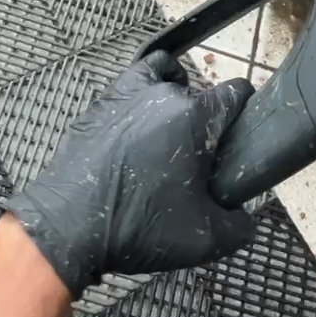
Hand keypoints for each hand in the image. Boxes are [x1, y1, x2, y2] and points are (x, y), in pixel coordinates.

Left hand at [7, 52, 255, 295]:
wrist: (70, 225)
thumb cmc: (137, 227)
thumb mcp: (205, 240)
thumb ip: (239, 224)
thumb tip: (245, 215)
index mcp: (196, 117)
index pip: (237, 93)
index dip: (244, 112)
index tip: (237, 136)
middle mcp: (166, 94)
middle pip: (202, 95)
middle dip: (206, 124)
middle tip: (197, 161)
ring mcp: (131, 91)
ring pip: (170, 81)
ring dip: (177, 102)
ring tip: (171, 135)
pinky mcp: (105, 97)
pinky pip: (139, 76)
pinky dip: (149, 87)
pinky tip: (146, 111)